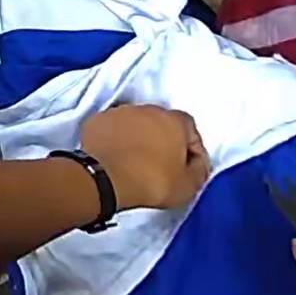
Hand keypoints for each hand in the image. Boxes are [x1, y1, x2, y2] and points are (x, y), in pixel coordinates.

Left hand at [78, 105, 208, 210]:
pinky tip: (118, 155)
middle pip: (160, 120)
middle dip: (164, 138)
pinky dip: (116, 137)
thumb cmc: (151, 180)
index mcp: (171, 120)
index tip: (190, 163)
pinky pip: (111, 126)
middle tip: (165, 162)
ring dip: (138, 135)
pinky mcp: (96, 119)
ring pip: (134, 121)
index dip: (191, 146)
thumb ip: (199, 169)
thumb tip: (196, 163)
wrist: (106, 177)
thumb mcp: (189, 185)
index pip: (189, 126)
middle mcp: (143, 109)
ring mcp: (117, 112)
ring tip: (138, 160)